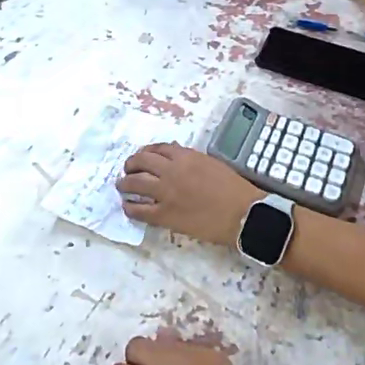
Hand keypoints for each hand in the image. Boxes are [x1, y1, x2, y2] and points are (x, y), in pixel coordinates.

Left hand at [117, 143, 262, 247]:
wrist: (243, 214)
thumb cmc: (234, 188)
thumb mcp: (213, 164)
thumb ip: (192, 160)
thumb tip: (177, 159)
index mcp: (186, 157)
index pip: (159, 149)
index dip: (148, 152)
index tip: (144, 156)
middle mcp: (171, 171)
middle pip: (141, 162)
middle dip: (131, 164)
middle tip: (128, 169)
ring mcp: (165, 193)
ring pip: (135, 183)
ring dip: (125, 183)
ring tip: (121, 186)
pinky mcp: (165, 215)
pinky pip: (140, 210)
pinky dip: (130, 208)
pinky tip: (128, 207)